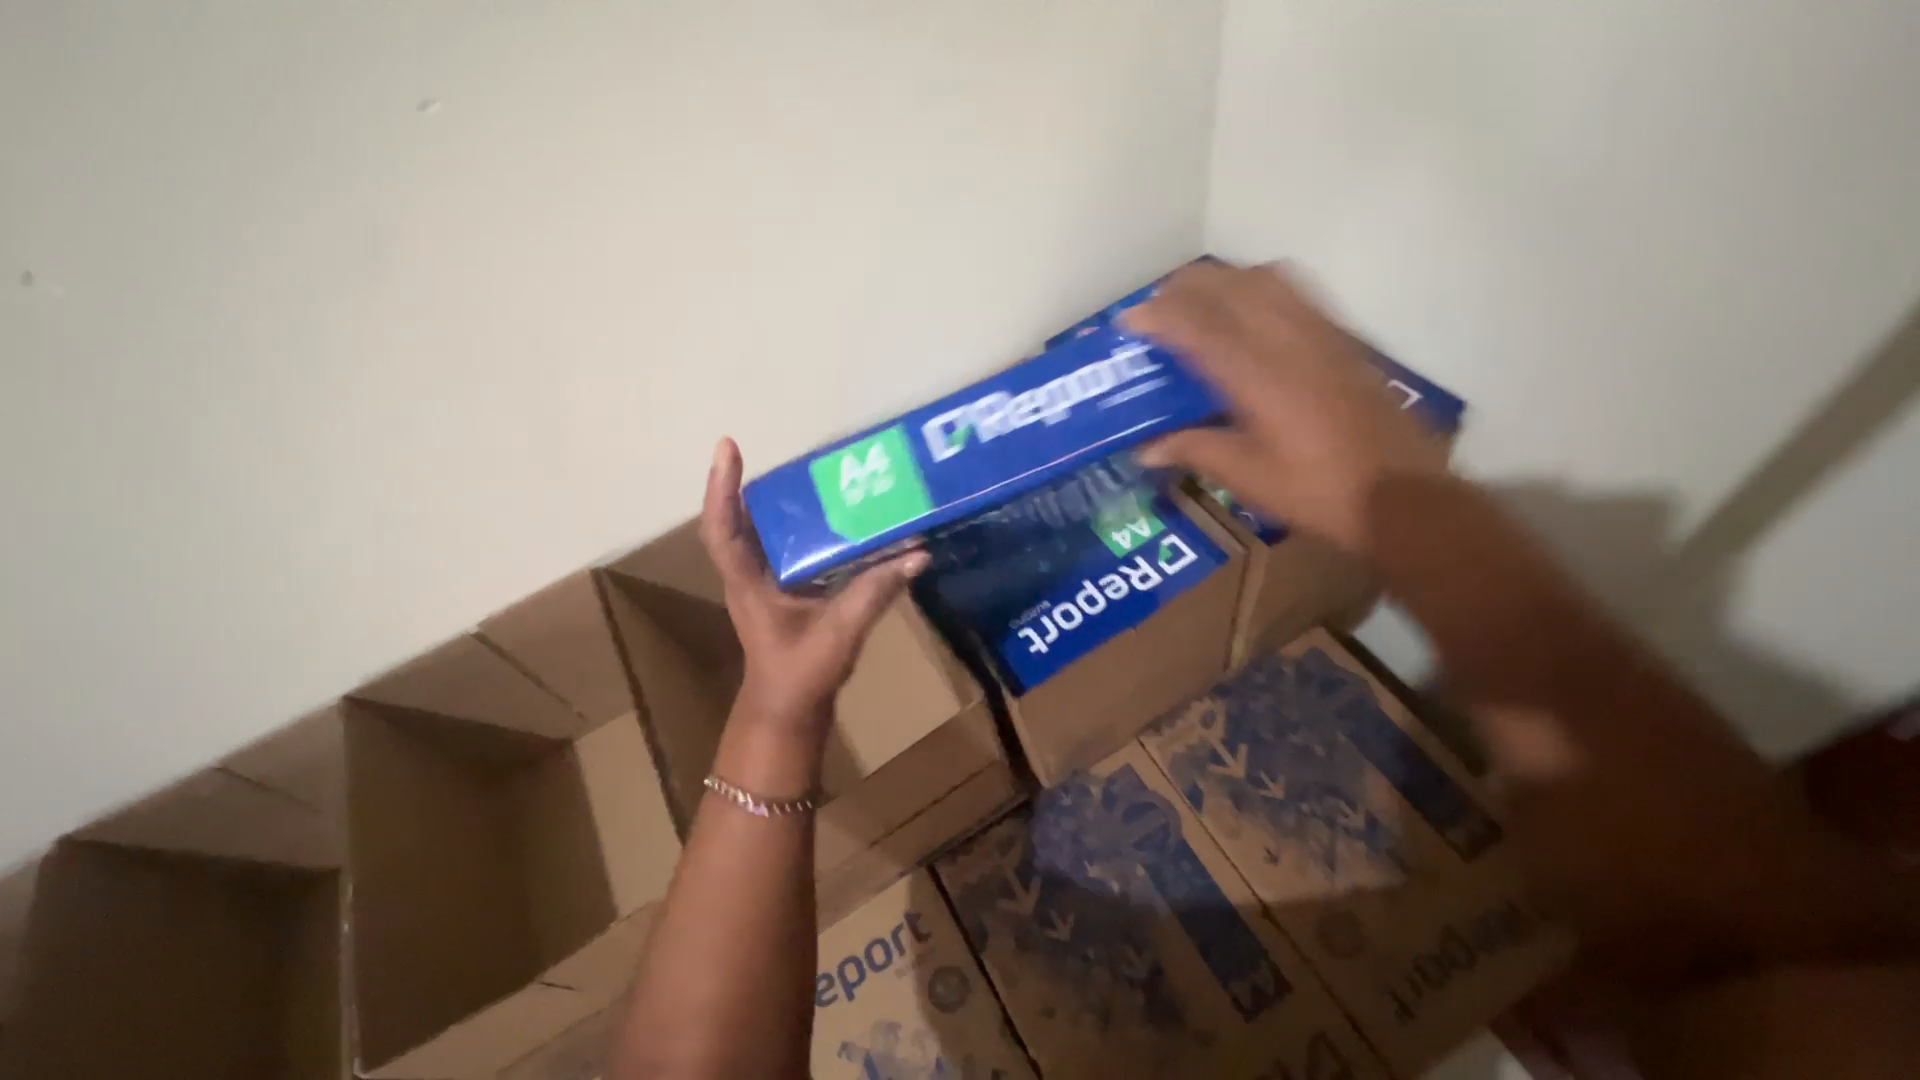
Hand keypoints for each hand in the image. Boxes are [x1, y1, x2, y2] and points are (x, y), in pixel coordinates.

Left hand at [700, 437, 930, 731]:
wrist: (790, 712)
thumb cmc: (801, 674)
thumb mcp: (840, 631)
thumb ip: (876, 591)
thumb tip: (917, 554)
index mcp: (748, 582)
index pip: (722, 528)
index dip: (721, 488)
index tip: (729, 447)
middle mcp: (751, 574)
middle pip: (742, 519)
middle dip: (761, 484)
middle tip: (795, 457)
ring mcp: (766, 582)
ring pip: (766, 532)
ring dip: (785, 504)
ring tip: (817, 476)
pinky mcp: (785, 590)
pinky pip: (789, 547)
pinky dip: (806, 528)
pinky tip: (837, 518)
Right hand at [1125, 261, 1449, 554]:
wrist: (1403, 492)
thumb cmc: (1317, 491)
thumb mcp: (1246, 476)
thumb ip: (1194, 450)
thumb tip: (1145, 449)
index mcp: (1257, 376)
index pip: (1198, 326)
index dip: (1158, 315)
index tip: (1129, 319)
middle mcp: (1288, 340)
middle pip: (1230, 286)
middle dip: (1186, 287)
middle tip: (1158, 307)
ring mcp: (1321, 334)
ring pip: (1265, 279)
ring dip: (1224, 280)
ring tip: (1200, 300)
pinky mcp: (1343, 339)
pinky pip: (1296, 291)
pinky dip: (1261, 286)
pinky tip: (1252, 309)